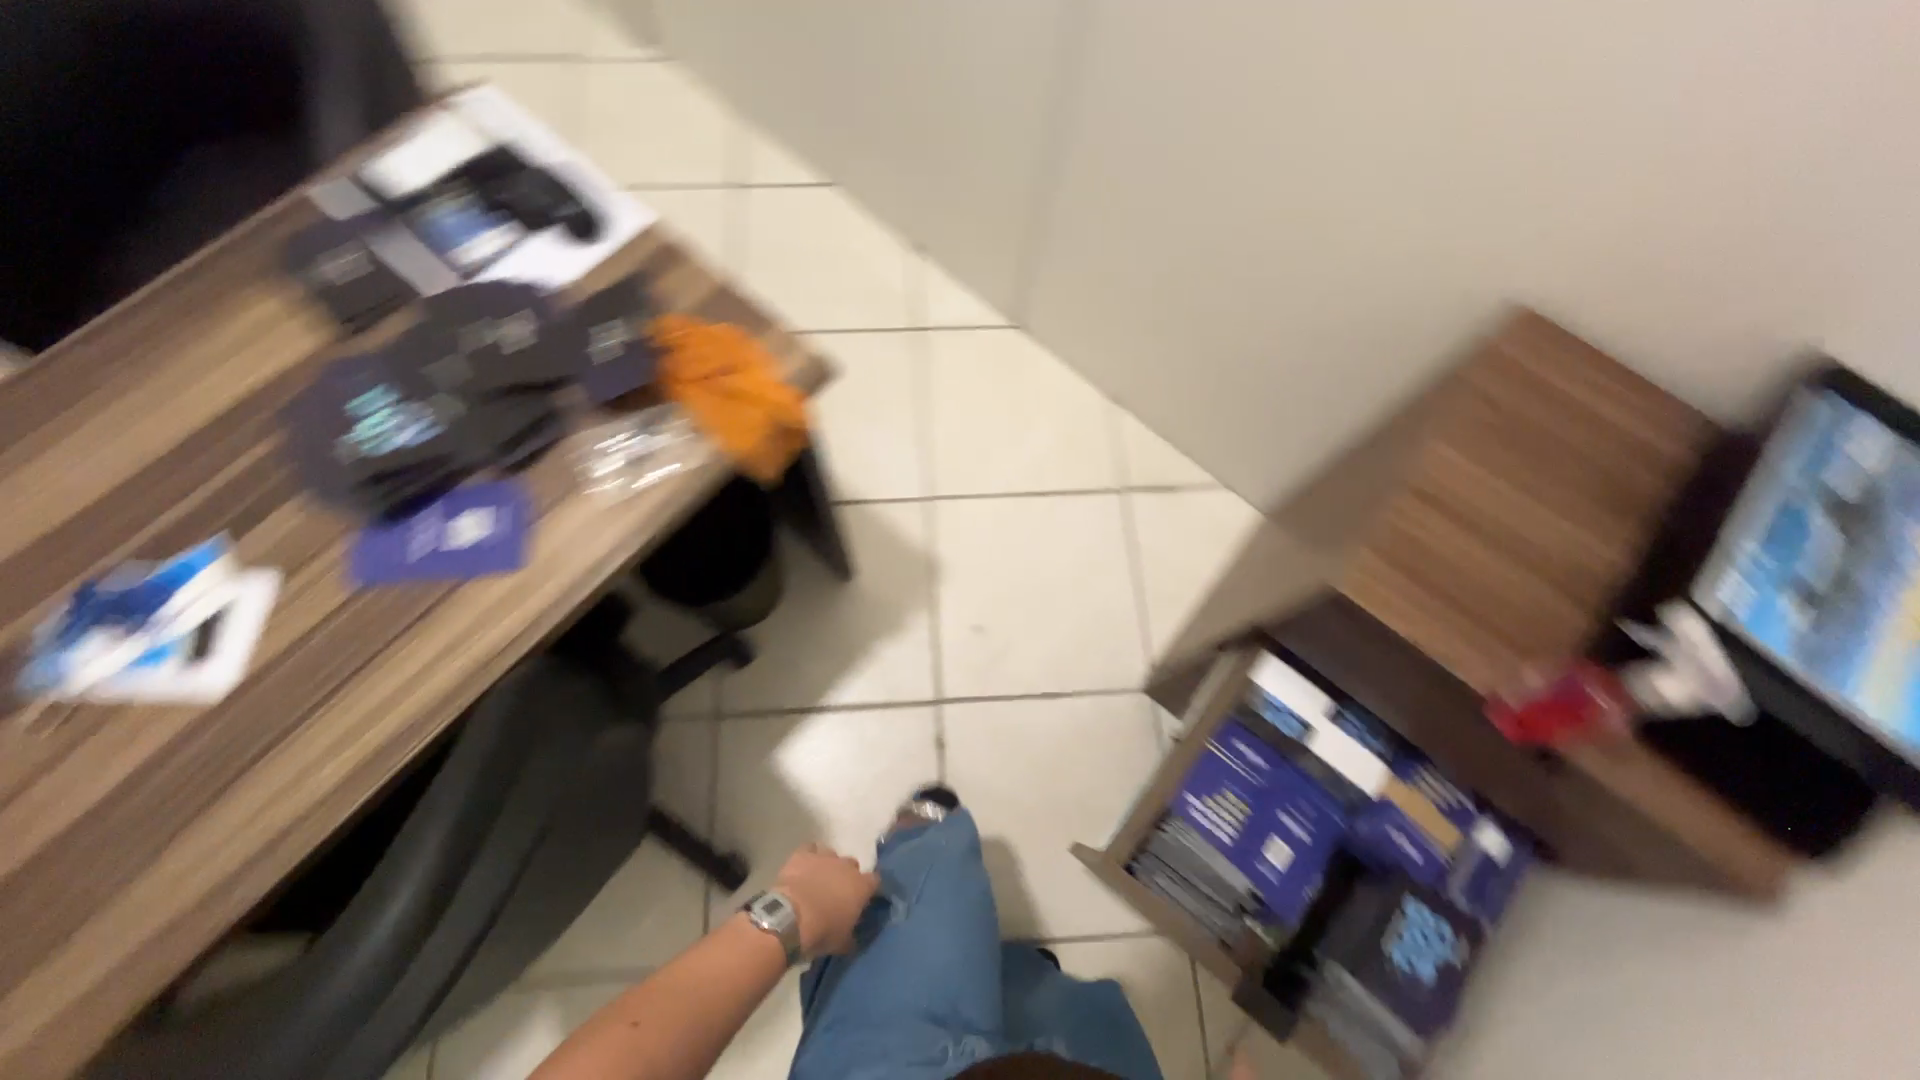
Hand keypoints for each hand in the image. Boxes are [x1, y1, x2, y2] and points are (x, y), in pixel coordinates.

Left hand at [774, 843, 879, 956]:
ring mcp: (825, 856)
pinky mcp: (803, 854)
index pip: (874, 881)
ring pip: (832, 855)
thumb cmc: (822, 932)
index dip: (868, 889)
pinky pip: (810, 849)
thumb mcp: (842, 942)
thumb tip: (853, 937)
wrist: (791, 918)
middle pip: (852, 866)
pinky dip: (809, 856)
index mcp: (862, 886)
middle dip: (846, 877)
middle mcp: (847, 866)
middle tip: (837, 893)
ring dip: (828, 866)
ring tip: (818, 880)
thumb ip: (852, 935)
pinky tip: (804, 867)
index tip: (862, 899)